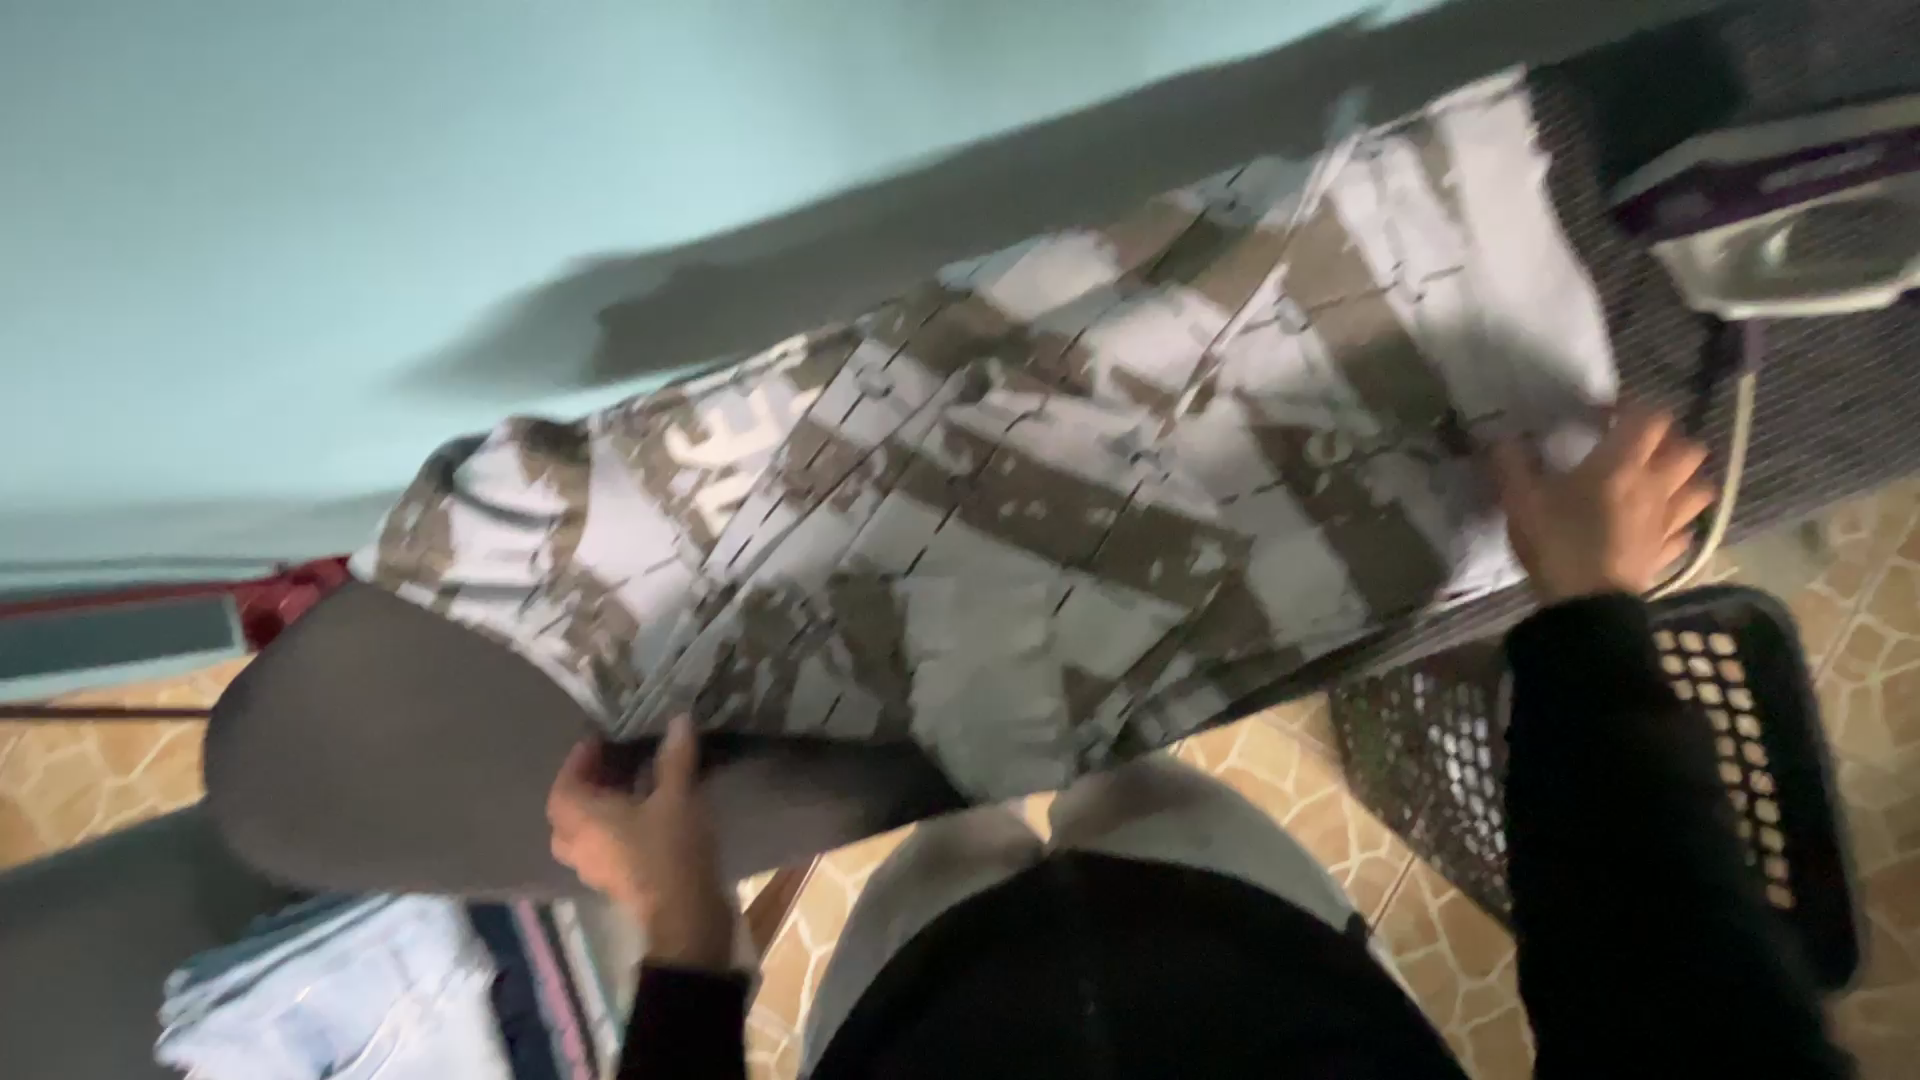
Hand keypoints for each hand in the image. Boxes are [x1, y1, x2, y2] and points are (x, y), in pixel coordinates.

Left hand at [547, 715, 734, 969]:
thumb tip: (677, 720)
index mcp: (583, 820)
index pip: (564, 785)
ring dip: (600, 807)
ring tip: (631, 785)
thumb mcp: (677, 795)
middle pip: (568, 811)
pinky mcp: (616, 881)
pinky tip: (646, 814)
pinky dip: (615, 826)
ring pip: (584, 832)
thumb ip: (675, 757)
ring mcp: (596, 867)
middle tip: (613, 763)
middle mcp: (580, 844)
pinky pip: (604, 845)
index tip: (600, 740)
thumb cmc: (671, 848)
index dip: (578, 761)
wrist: (685, 912)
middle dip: (586, 785)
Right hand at [1489, 405, 1714, 602]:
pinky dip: (1675, 519)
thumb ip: (1510, 462)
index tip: (1600, 415)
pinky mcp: (1670, 548)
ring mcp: (1670, 518)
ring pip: (1698, 485)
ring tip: (1654, 483)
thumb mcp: (1518, 498)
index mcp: (1622, 465)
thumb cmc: (1555, 540)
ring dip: (1681, 478)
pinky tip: (1654, 524)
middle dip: (1665, 441)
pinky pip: (1686, 526)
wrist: (1585, 600)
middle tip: (1633, 448)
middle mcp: (1657, 484)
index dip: (1628, 407)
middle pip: (1687, 447)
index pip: (1648, 417)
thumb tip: (1500, 437)